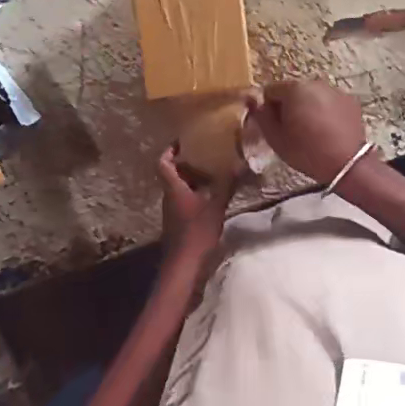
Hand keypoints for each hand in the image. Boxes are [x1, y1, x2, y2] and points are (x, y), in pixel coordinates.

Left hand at [158, 146, 233, 260]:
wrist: (184, 263)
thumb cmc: (197, 231)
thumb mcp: (216, 206)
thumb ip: (227, 185)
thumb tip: (241, 165)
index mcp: (173, 188)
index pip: (163, 163)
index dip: (169, 150)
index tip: (183, 142)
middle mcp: (169, 196)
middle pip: (172, 174)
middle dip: (187, 164)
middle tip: (205, 157)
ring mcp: (171, 210)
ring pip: (179, 188)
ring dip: (193, 180)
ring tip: (213, 174)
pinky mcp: (177, 221)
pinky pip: (183, 200)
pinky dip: (195, 194)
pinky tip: (212, 196)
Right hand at [251, 80, 370, 184]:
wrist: (347, 164)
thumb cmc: (306, 151)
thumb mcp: (275, 138)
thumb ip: (261, 116)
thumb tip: (255, 104)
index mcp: (294, 89)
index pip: (270, 90)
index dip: (267, 107)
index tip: (272, 125)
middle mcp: (315, 83)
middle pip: (292, 91)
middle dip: (288, 106)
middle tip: (289, 129)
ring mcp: (335, 91)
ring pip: (311, 96)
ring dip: (306, 108)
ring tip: (309, 131)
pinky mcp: (350, 101)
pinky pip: (328, 102)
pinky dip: (323, 111)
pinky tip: (325, 130)